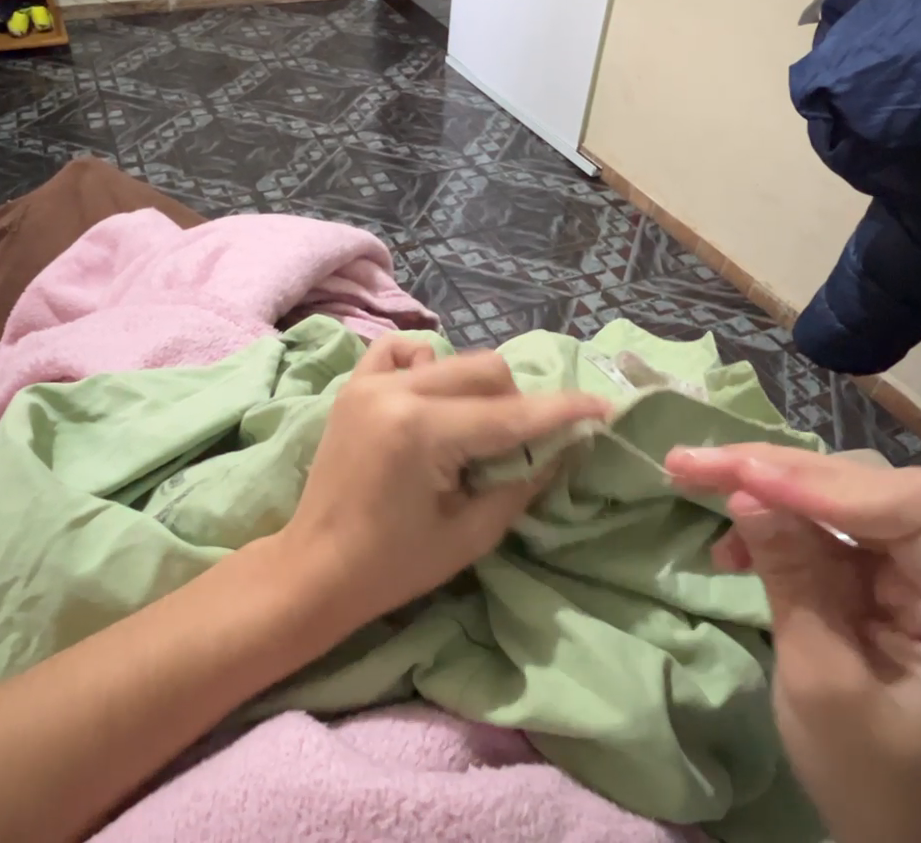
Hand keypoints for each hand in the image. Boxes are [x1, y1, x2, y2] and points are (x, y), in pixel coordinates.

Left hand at [278, 336, 611, 629]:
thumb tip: (562, 447)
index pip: (511, 414)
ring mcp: (369, 383)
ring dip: (478, 388)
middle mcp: (396, 392)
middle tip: (519, 447)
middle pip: (487, 371)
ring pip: (452, 358)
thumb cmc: (393, 566)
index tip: (604, 407)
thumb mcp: (470, 534)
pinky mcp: (353, 386)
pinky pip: (400, 350)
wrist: (315, 569)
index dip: (564, 411)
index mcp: (423, 432)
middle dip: (518, 404)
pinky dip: (427, 365)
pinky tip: (431, 397)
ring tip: (472, 431)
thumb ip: (521, 483)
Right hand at [666, 445, 920, 842]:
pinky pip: (828, 531)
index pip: (915, 510)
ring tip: (694, 483)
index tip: (742, 478)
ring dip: (765, 490)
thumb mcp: (821, 684)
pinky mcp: (886, 581)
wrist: (897, 832)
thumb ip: (791, 580)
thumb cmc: (871, 779)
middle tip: (693, 462)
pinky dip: (774, 528)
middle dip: (777, 472)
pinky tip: (731, 548)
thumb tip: (746, 494)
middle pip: (871, 490)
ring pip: (842, 499)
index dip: (825, 484)